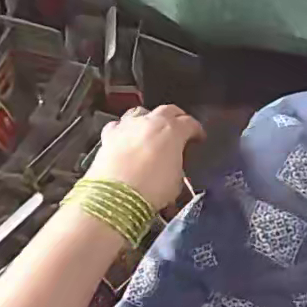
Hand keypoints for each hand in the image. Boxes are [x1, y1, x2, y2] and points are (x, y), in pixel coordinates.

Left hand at [86, 104, 204, 209]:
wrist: (116, 196)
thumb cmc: (150, 189)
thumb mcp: (177, 182)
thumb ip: (178, 168)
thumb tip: (174, 169)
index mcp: (173, 130)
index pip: (191, 123)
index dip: (197, 131)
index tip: (198, 137)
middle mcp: (151, 122)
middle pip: (168, 110)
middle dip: (176, 118)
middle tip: (178, 128)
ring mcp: (128, 126)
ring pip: (141, 113)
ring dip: (149, 119)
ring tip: (151, 131)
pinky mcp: (109, 136)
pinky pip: (118, 126)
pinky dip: (124, 130)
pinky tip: (126, 139)